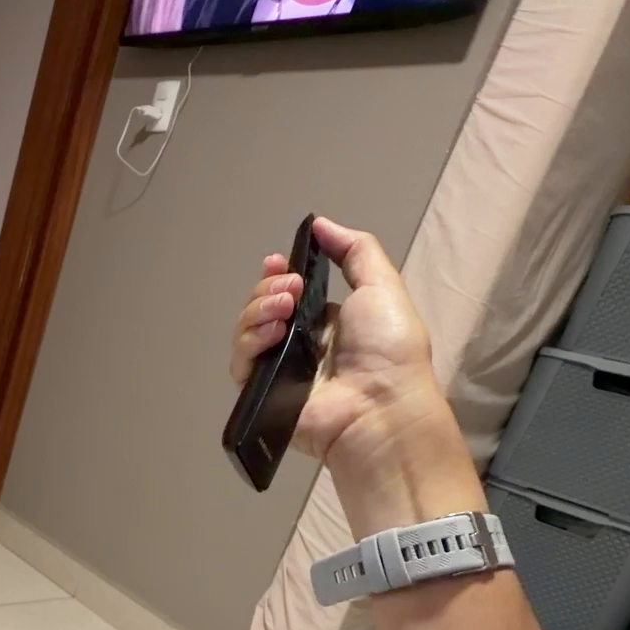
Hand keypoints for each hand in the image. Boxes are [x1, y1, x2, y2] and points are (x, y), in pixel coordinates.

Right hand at [229, 218, 482, 532]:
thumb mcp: (381, 286)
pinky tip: (273, 334)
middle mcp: (296, 345)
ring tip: (285, 309)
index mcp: (323, 323)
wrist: (379, 405)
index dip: (275, 275)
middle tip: (292, 290)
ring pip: (246, 331)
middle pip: (261, 307)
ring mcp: (277, 370)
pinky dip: (250, 342)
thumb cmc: (388, 348)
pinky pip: (240, 363)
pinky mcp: (260, 393)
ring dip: (258, 310)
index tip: (277, 261)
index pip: (285, 293)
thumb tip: (319, 225)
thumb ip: (354, 250)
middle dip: (269, 289)